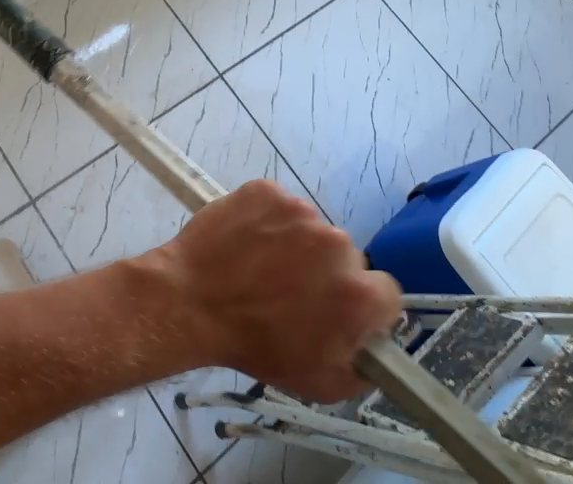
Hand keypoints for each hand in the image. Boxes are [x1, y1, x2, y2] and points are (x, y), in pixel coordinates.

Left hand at [144, 179, 400, 402]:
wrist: (188, 301)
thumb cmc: (254, 346)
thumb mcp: (323, 383)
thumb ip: (363, 366)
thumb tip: (375, 346)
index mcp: (360, 294)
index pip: (384, 293)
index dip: (361, 305)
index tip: (334, 309)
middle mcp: (338, 245)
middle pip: (346, 257)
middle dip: (325, 272)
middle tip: (288, 289)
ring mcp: (300, 212)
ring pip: (310, 229)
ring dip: (294, 244)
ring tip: (259, 265)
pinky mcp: (267, 190)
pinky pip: (279, 206)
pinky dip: (267, 219)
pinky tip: (246, 241)